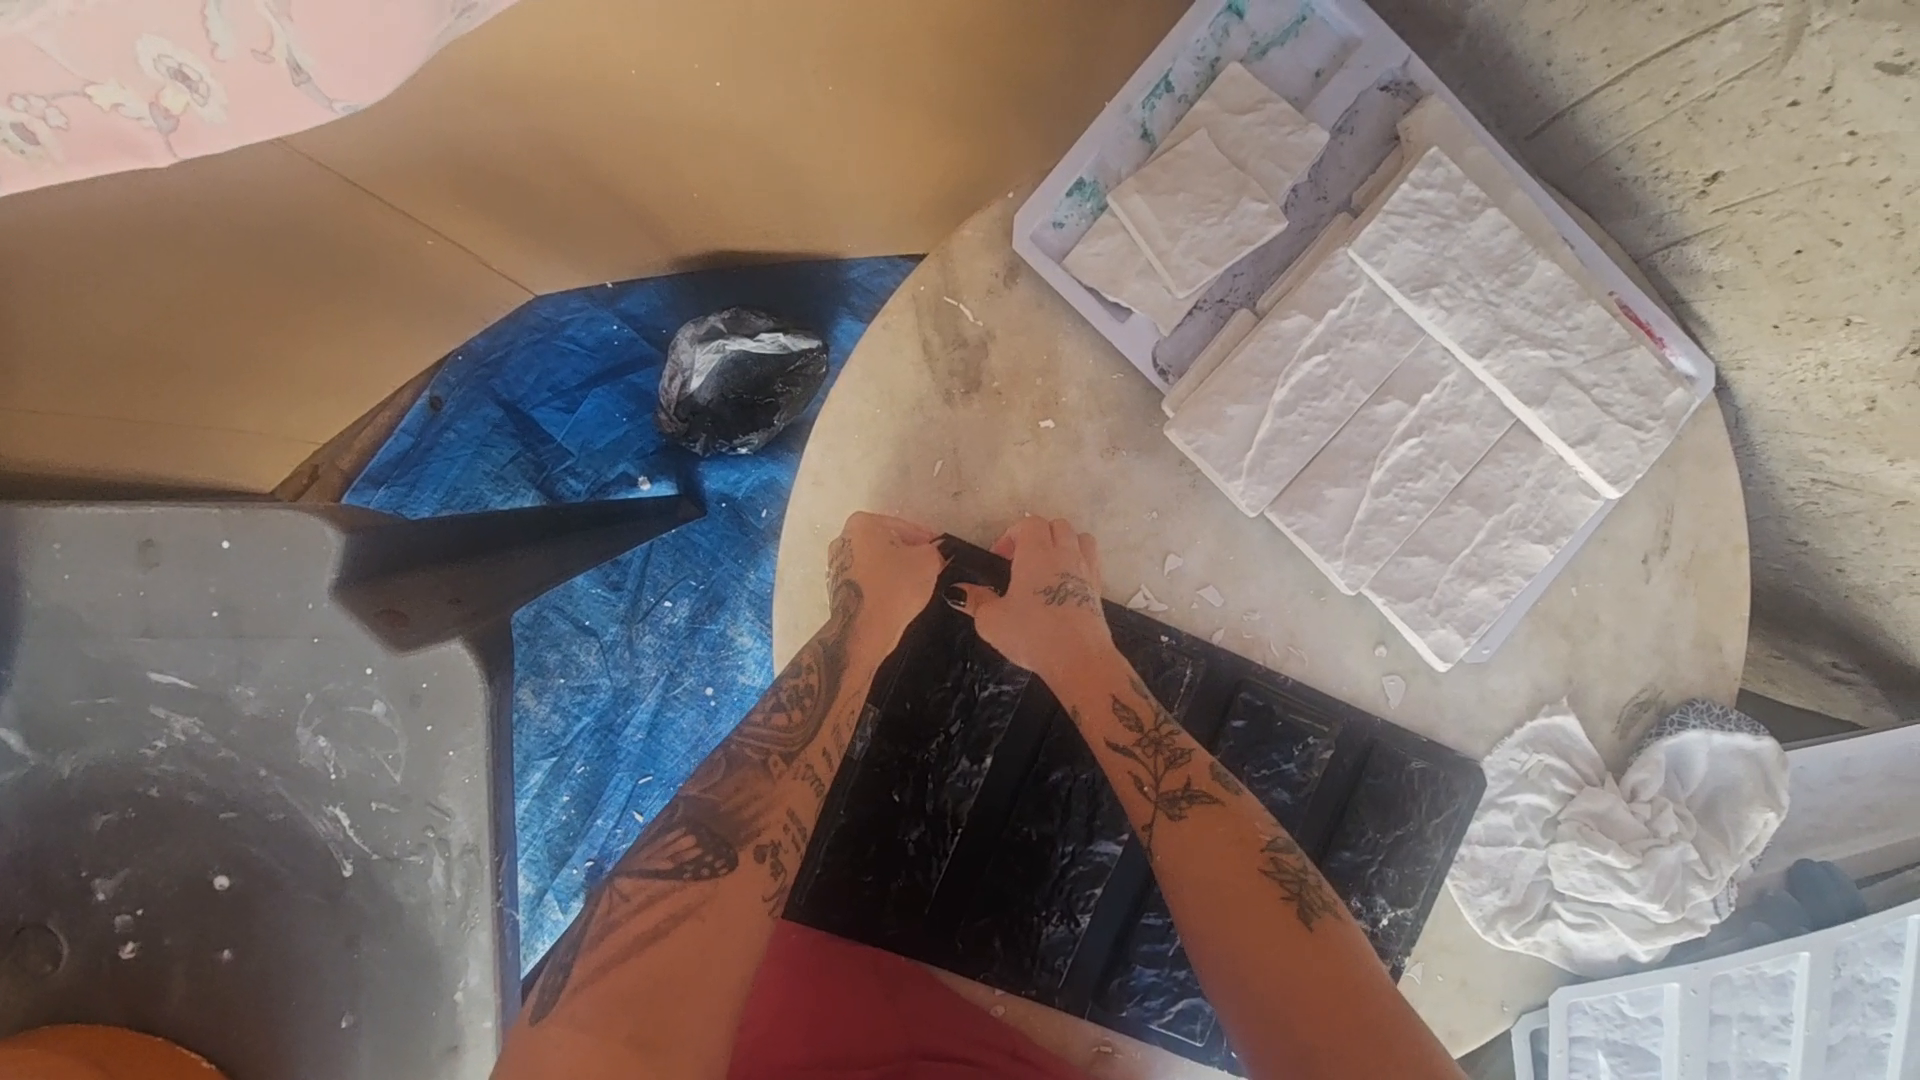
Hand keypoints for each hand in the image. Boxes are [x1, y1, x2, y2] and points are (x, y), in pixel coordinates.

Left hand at [827, 512, 945, 653]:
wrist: (865, 630)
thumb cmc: (895, 587)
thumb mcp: (929, 561)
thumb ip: (936, 550)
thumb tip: (936, 553)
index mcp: (862, 523)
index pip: (905, 527)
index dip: (928, 541)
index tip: (941, 552)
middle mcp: (843, 538)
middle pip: (888, 543)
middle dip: (909, 554)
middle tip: (931, 568)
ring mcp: (836, 565)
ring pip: (878, 563)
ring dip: (896, 571)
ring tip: (917, 585)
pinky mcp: (838, 588)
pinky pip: (869, 581)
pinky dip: (884, 585)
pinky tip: (899, 597)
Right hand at [947, 516, 1115, 682]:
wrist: (1079, 658)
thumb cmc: (1032, 634)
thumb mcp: (992, 620)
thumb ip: (975, 601)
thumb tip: (957, 592)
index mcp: (1037, 553)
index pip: (1028, 523)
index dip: (1011, 535)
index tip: (1000, 558)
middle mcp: (1064, 554)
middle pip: (1056, 525)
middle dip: (1037, 535)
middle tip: (1021, 561)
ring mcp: (1086, 569)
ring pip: (1080, 538)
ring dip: (1063, 544)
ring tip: (1048, 567)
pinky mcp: (1099, 589)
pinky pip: (1091, 561)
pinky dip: (1079, 563)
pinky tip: (1065, 585)